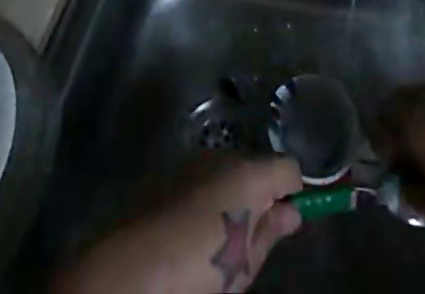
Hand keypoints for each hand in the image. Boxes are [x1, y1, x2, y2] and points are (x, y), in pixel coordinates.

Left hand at [55, 155, 304, 293]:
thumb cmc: (201, 269)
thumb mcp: (246, 263)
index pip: (290, 167)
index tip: (287, 219)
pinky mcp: (169, 171)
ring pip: (228, 169)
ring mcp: (194, 160)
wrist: (132, 269)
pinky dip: (207, 195)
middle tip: (253, 234)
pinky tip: (194, 227)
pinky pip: (202, 177)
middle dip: (261, 191)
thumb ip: (272, 231)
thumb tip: (291, 212)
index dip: (293, 192)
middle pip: (257, 164)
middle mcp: (224, 155)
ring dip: (232, 193)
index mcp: (251, 173)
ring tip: (220, 233)